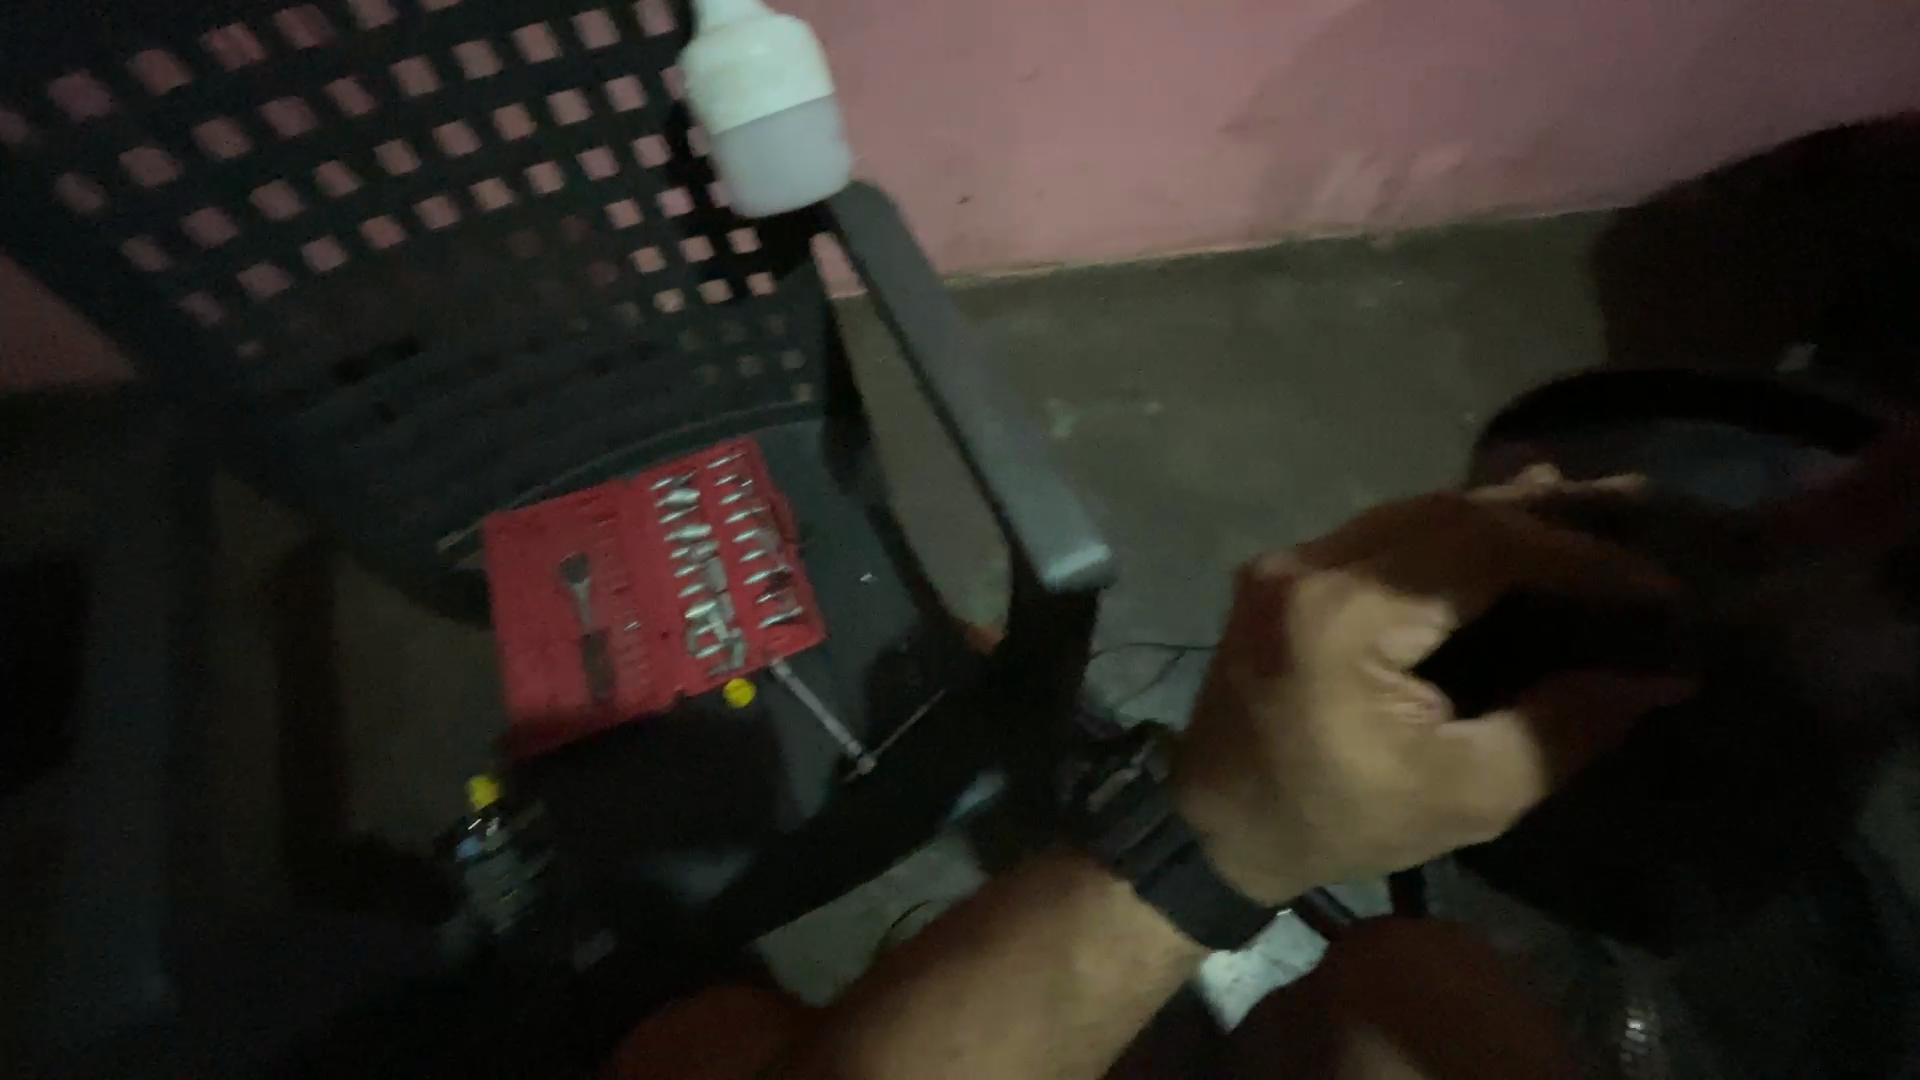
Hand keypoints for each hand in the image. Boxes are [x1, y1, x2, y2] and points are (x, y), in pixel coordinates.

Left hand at [1169, 482, 1693, 903]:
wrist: (1217, 816)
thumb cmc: (1334, 818)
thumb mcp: (1464, 794)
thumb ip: (1562, 726)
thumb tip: (1657, 674)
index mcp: (1340, 615)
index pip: (1478, 549)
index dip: (1578, 557)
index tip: (1660, 583)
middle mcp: (1303, 567)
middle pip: (1440, 514)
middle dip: (1542, 518)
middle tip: (1637, 512)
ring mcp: (1282, 563)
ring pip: (1406, 515)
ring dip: (1492, 517)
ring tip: (1586, 511)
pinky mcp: (1278, 575)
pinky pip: (1373, 536)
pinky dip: (1440, 534)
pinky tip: (1498, 527)